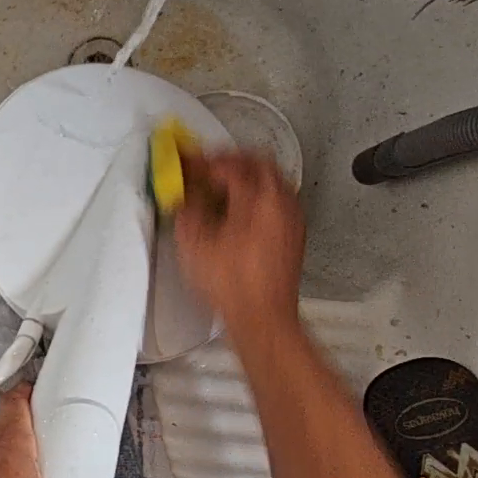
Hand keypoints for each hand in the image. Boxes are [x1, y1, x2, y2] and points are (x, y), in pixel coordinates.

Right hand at [174, 151, 306, 350]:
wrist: (263, 316)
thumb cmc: (232, 284)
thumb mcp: (195, 244)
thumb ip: (187, 210)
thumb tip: (184, 194)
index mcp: (257, 198)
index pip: (230, 164)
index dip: (204, 161)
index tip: (187, 162)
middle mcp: (280, 201)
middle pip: (259, 162)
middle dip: (230, 161)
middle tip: (207, 167)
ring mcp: (291, 217)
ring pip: (272, 179)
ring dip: (246, 176)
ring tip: (221, 187)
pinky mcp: (294, 233)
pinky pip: (277, 199)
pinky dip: (258, 195)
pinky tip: (240, 210)